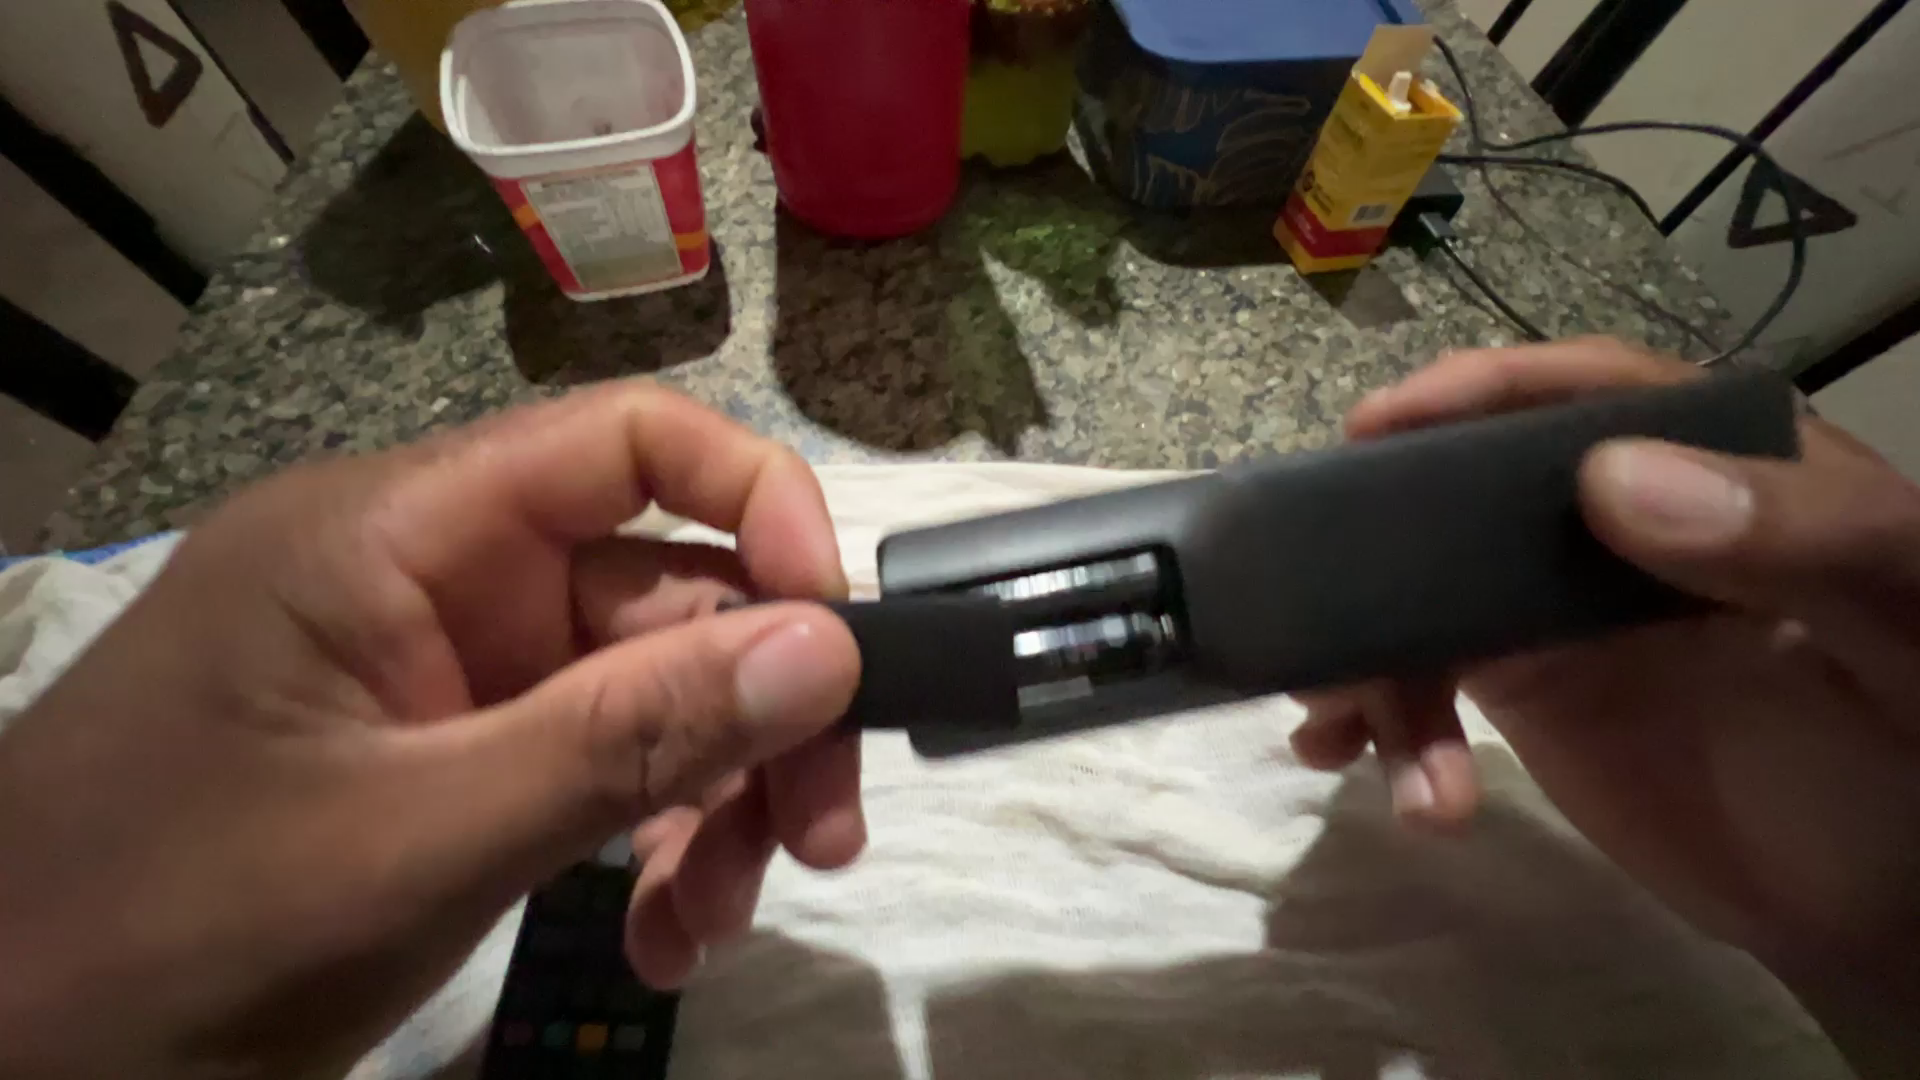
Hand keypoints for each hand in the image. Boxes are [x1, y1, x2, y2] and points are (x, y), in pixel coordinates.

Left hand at [0, 383, 864, 1079]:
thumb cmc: (146, 952)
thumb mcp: (415, 842)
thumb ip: (632, 738)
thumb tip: (829, 653)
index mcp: (411, 532)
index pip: (634, 442)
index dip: (759, 503)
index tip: (836, 626)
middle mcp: (469, 577)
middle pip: (685, 596)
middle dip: (769, 715)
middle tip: (829, 830)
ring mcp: (492, 669)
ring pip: (679, 695)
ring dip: (730, 803)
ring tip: (721, 916)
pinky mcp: (505, 748)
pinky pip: (637, 767)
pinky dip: (677, 846)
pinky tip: (672, 933)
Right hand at [1291, 341, 1919, 1071]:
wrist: (1876, 903)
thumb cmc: (1915, 757)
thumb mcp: (1912, 635)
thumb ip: (1806, 543)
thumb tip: (1610, 478)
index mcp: (1700, 476)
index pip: (1577, 395)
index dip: (1470, 393)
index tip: (1374, 424)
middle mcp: (1594, 532)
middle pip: (1449, 501)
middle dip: (1362, 541)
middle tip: (1304, 582)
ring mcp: (1534, 610)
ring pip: (1404, 603)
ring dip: (1358, 665)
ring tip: (1340, 728)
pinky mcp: (1500, 684)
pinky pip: (1408, 681)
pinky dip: (1370, 720)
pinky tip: (1345, 758)